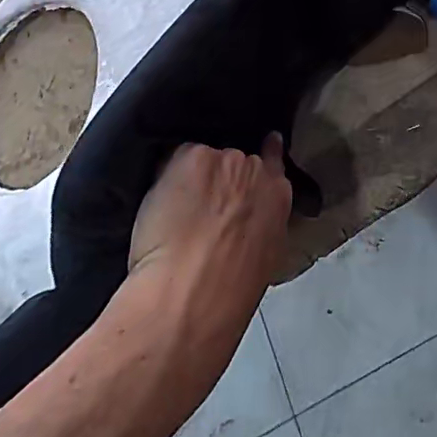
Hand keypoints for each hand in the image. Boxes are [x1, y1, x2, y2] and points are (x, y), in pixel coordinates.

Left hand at [130, 136, 292, 291]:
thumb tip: (247, 223)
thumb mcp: (264, 259)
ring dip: (192, 177)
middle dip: (220, 177)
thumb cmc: (229, 290)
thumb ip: (262, 226)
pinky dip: (165, 176)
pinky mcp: (195, 157)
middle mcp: (256, 171)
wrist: (193, 291)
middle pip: (235, 161)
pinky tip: (157, 204)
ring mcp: (227, 161)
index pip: (275, 160)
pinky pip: (176, 158)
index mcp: (278, 197)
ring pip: (204, 160)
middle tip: (198, 205)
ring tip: (173, 210)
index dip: (267, 152)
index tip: (266, 144)